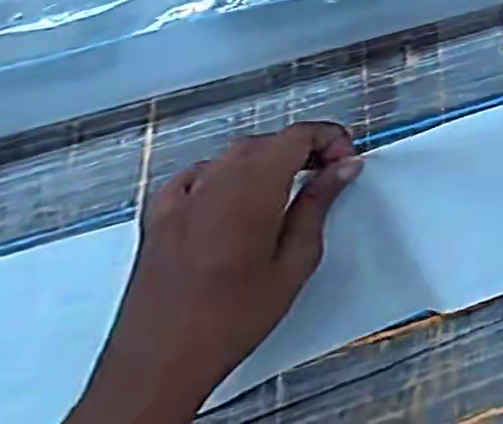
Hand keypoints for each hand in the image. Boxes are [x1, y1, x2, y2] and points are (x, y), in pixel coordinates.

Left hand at [66, 122, 363, 423]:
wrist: (159, 366)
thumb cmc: (227, 321)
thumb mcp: (294, 262)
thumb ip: (318, 205)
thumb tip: (342, 169)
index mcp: (253, 189)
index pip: (299, 135)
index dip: (329, 138)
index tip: (344, 159)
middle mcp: (216, 184)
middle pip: (269, 140)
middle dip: (304, 148)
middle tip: (327, 173)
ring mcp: (182, 199)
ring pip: (234, 154)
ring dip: (267, 159)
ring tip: (286, 186)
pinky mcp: (158, 219)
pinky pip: (194, 176)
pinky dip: (220, 173)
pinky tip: (230, 192)